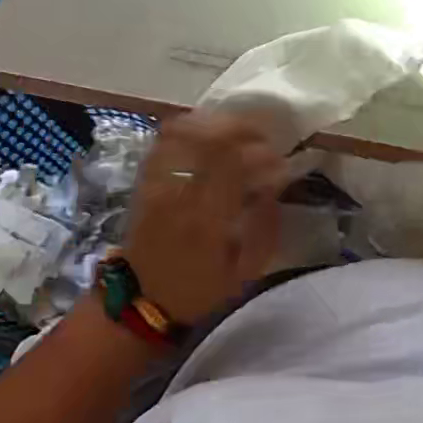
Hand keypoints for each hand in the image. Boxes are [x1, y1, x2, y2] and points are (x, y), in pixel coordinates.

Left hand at [123, 113, 287, 324]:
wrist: (142, 298)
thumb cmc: (198, 289)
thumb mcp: (245, 272)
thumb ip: (265, 227)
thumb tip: (275, 186)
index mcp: (207, 220)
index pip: (235, 164)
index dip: (262, 153)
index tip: (279, 162)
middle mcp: (179, 193)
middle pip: (211, 138)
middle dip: (245, 130)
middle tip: (263, 140)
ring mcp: (158, 181)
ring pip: (186, 130)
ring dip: (217, 124)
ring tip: (238, 134)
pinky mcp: (146, 178)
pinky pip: (165, 138)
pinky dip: (191, 126)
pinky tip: (209, 133)